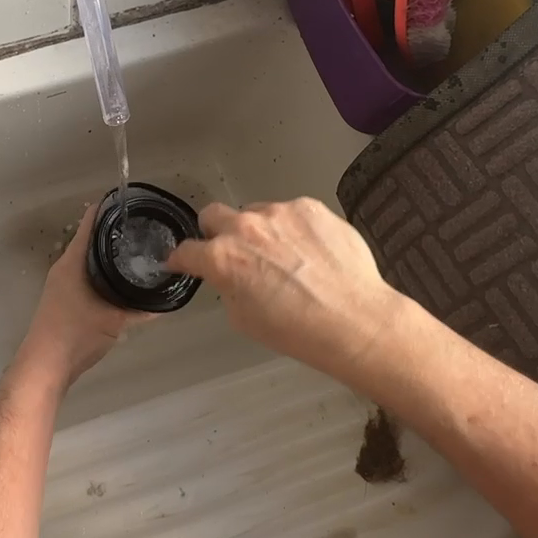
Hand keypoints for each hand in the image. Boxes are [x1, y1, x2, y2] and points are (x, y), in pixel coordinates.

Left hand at [17, 204, 146, 386]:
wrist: (46, 364)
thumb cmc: (76, 334)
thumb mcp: (113, 319)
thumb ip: (139, 309)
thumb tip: (165, 302)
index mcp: (73, 262)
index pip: (90, 224)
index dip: (108, 209)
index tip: (129, 202)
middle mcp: (65, 267)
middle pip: (90, 240)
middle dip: (114, 233)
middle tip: (142, 229)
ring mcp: (62, 283)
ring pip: (89, 260)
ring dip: (108, 256)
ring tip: (137, 253)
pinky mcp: (64, 298)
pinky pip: (87, 276)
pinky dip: (102, 273)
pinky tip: (120, 282)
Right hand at [166, 197, 407, 380]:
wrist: (355, 321)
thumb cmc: (298, 331)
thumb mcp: (243, 318)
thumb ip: (227, 286)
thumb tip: (229, 274)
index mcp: (222, 258)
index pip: (186, 250)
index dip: (182, 259)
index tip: (184, 262)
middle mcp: (245, 227)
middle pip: (212, 214)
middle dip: (215, 232)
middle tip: (233, 252)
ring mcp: (279, 212)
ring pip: (255, 213)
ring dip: (259, 230)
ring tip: (286, 258)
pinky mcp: (310, 207)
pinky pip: (290, 213)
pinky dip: (292, 229)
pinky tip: (311, 252)